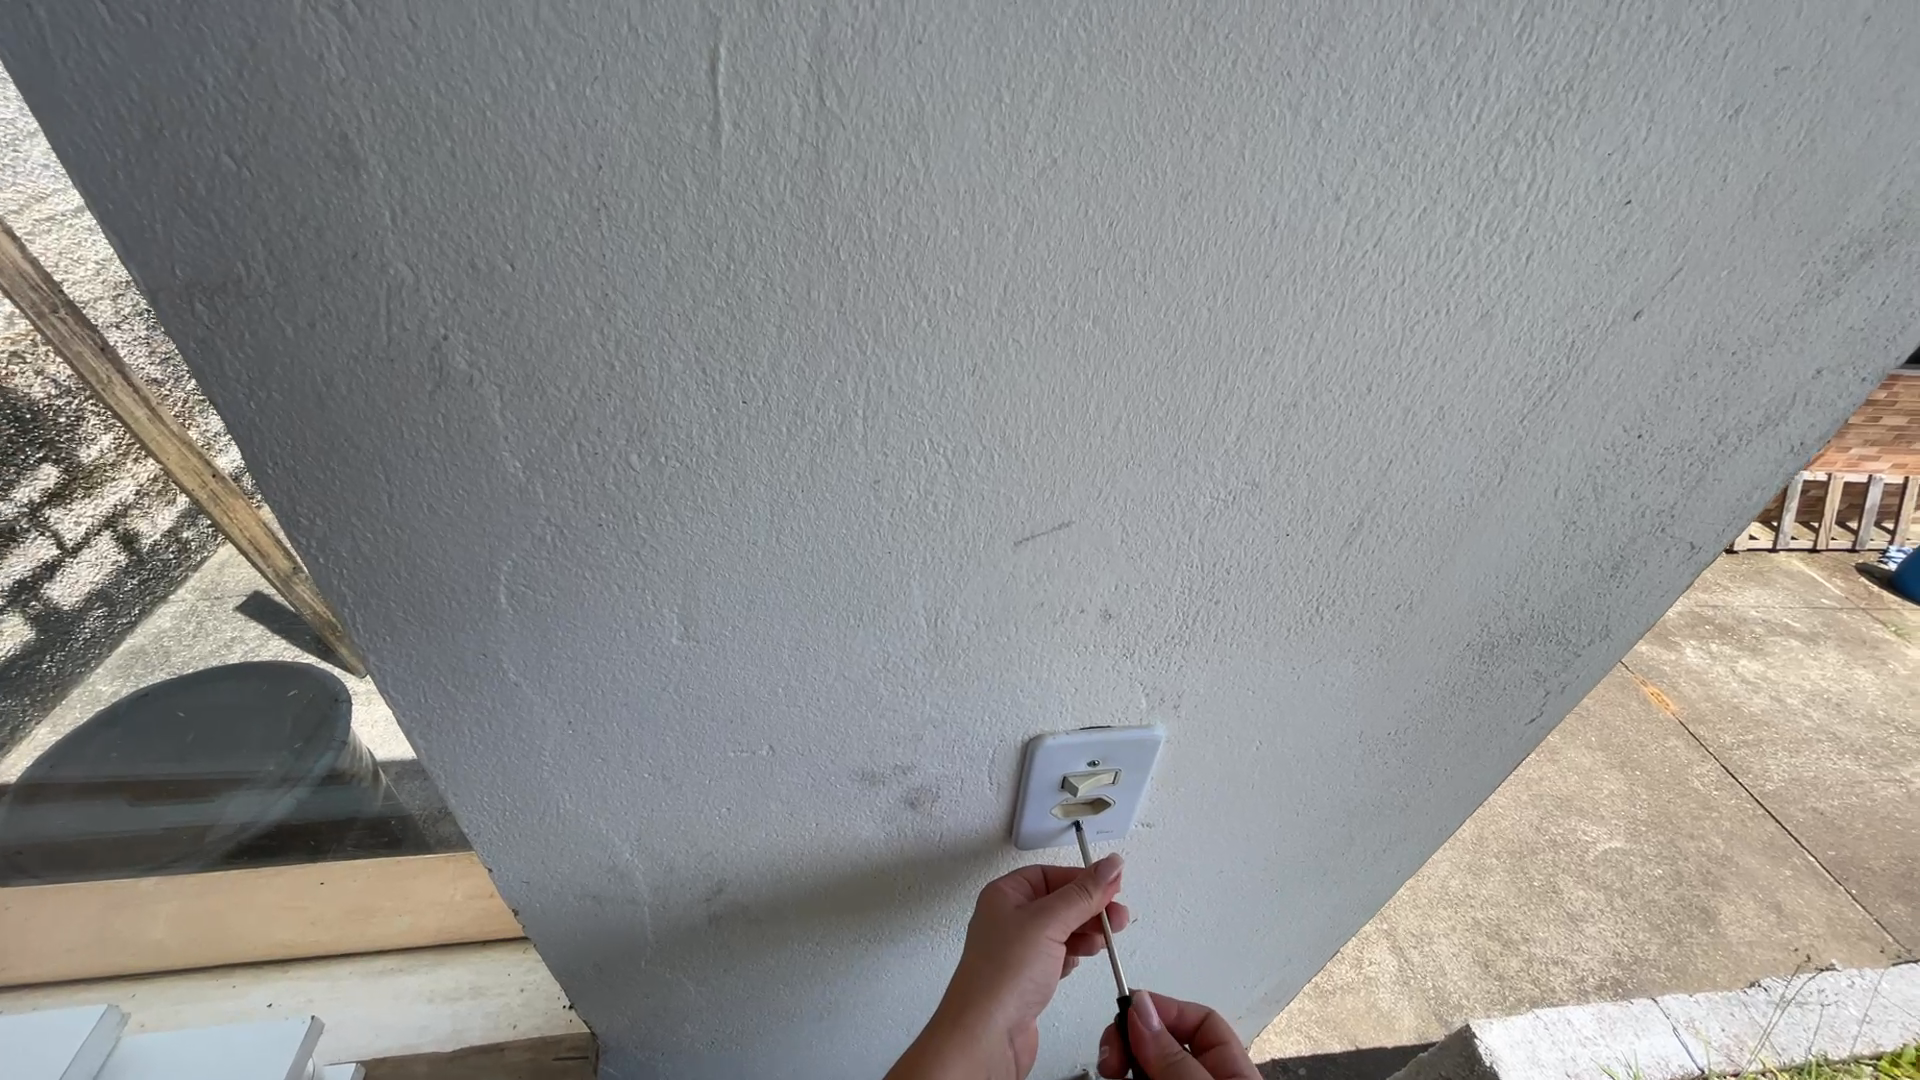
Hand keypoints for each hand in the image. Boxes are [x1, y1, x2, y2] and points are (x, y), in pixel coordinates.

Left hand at [886, 854, 1128, 1079]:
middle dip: (1090, 907)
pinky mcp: (1028, 978)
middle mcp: (1009, 919)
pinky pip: (1058, 955)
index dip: (1081, 878)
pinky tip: (1082, 957)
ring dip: (1086, 931)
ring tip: (1107, 938)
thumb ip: (1083, 894)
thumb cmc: (1001, 976)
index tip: (1112, 884)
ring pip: (1061, 930)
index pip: (1050, 874)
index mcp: (1005, 895)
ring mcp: (1018, 950)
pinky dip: (1074, 954)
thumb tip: (1110, 865)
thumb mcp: (1048, 922)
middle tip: (1118, 916)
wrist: (987, 1036)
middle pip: (1058, 902)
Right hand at [1098, 990, 1258, 1079]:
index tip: (1125, 1014)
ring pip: (1144, 1068)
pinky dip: (1120, 1079)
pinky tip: (1112, 1079)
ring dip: (1121, 1062)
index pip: (1200, 1020)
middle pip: (1163, 1042)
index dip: (1161, 1009)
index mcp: (1234, 1074)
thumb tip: (1140, 1005)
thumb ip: (1174, 1057)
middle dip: (1130, 1038)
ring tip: (1109, 1071)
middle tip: (1110, 1058)